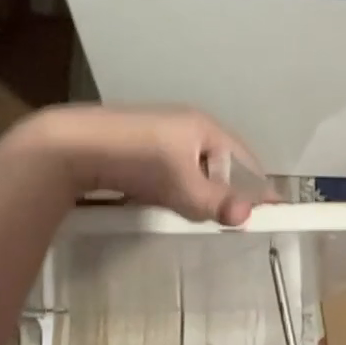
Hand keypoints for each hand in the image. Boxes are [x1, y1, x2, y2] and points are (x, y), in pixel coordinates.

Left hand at [17, 105, 271, 224]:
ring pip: (192, 169)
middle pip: (219, 164)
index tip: (273, 210)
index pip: (245, 160)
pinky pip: (169, 170)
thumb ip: (215, 201)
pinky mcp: (136, 146)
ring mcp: (159, 134)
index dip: (258, 187)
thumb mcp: (182, 185)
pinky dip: (174, 188)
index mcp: (205, 127)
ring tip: (195, 215)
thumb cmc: (137, 158)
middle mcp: (186, 125)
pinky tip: (163, 203)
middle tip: (229, 219)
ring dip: (197, 192)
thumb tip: (247, 216)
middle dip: (226, 192)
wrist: (72, 145)